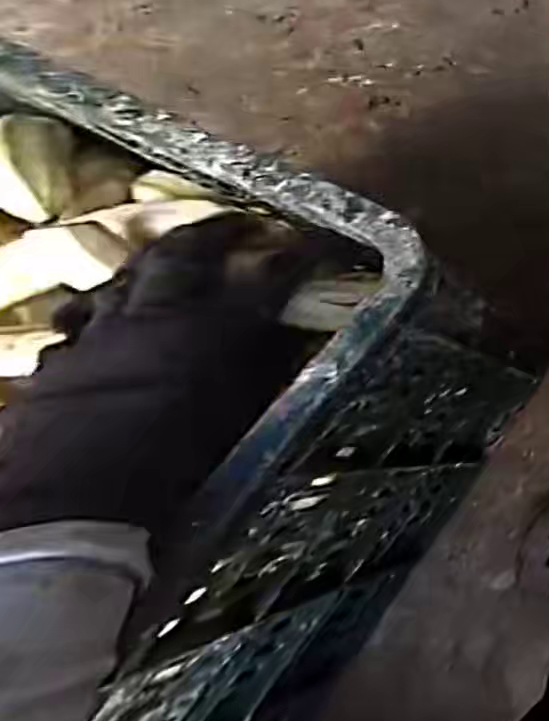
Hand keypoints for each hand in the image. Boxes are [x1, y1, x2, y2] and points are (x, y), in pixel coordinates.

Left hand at [0, 215, 318, 533]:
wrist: (72, 497)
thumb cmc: (185, 449)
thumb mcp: (252, 401)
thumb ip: (272, 357)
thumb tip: (295, 330)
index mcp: (220, 322)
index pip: (274, 270)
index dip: (301, 252)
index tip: (319, 243)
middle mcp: (160, 315)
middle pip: (181, 252)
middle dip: (213, 231)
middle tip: (237, 223)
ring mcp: (100, 334)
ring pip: (119, 280)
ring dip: (147, 268)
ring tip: (167, 265)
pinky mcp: (58, 362)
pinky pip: (79, 324)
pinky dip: (101, 316)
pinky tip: (109, 326)